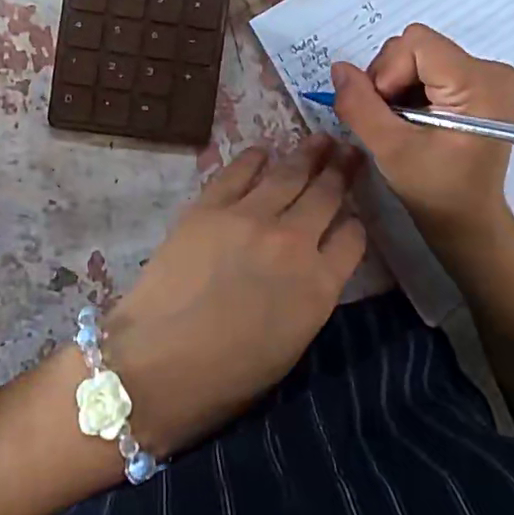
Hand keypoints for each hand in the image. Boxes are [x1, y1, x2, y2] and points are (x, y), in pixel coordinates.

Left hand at [99, 136, 365, 454]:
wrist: (158, 362)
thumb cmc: (226, 375)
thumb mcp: (291, 344)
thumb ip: (311, 297)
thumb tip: (314, 267)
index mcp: (320, 285)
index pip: (353, 238)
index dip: (355, 222)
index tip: (352, 213)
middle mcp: (294, 242)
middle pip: (327, 196)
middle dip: (342, 172)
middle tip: (349, 151)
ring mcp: (250, 218)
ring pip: (289, 175)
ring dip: (308, 154)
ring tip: (321, 139)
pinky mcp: (210, 207)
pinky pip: (239, 172)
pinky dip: (254, 158)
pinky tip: (264, 151)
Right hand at [330, 23, 513, 239]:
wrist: (467, 217)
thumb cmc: (434, 189)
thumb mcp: (389, 149)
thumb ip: (359, 105)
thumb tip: (338, 68)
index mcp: (479, 81)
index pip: (415, 43)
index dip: (388, 73)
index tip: (388, 112)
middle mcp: (490, 69)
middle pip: (415, 47)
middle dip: (390, 80)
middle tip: (390, 121)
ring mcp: (486, 76)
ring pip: (417, 56)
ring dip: (396, 87)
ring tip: (402, 124)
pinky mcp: (477, 84)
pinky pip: (427, 68)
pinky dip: (409, 91)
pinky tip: (413, 121)